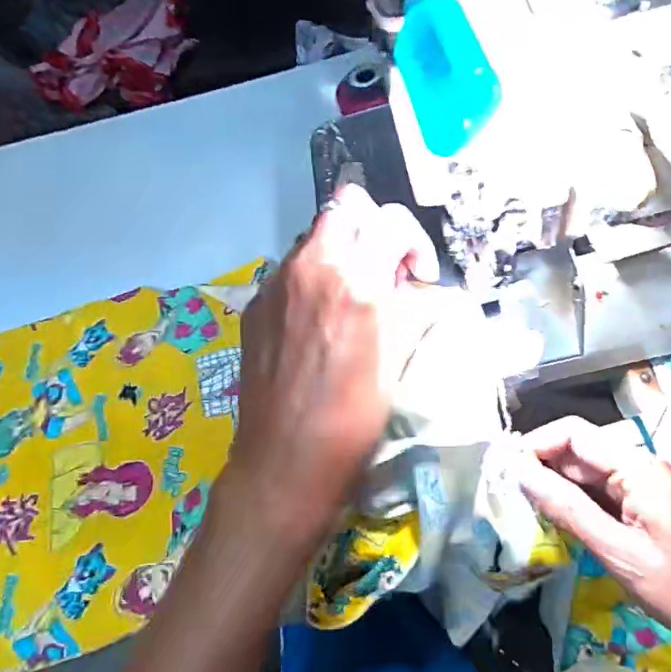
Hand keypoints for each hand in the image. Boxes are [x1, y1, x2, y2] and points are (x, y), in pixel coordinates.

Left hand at [224, 183, 436, 551]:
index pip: (392, 221)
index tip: (416, 278)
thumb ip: (406, 307)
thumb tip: (409, 285)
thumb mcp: (396, 360)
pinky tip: (314, 325)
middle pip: (344, 208)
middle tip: (381, 272)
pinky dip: (309, 281)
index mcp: (355, 282)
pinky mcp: (254, 306)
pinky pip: (288, 272)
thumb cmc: (353, 421)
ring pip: (313, 238)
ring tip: (348, 299)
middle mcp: (310, 269)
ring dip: (338, 253)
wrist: (284, 462)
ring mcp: (275, 284)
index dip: (414, 244)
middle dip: (371, 230)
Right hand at [516, 417, 670, 666]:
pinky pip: (608, 495)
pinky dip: (582, 504)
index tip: (505, 470)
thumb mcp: (618, 552)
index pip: (575, 434)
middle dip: (544, 466)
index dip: (536, 444)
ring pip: (593, 474)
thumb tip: (521, 473)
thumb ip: (568, 509)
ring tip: (527, 509)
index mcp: (641, 469)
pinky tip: (560, 522)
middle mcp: (646, 469)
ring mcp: (652, 489)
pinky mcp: (653, 510)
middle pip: (583, 451)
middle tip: (509, 494)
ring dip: (560, 487)